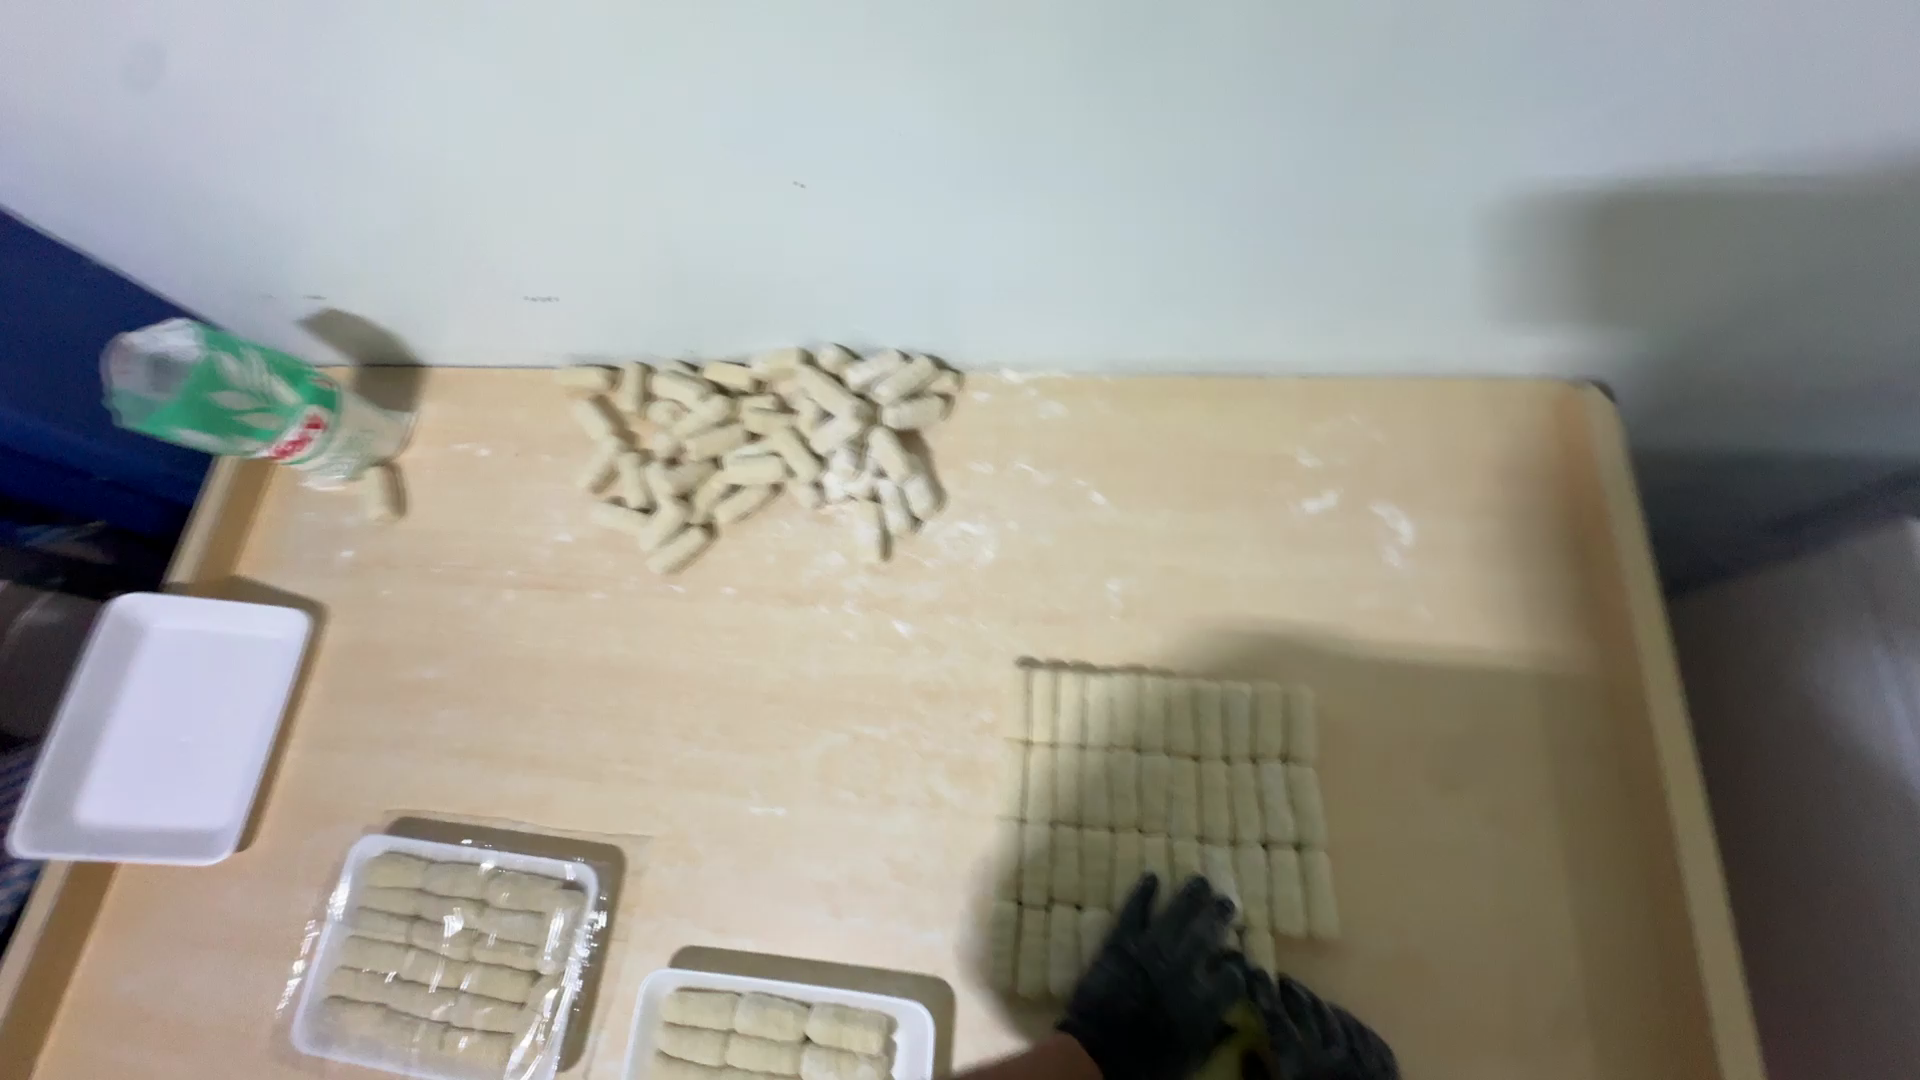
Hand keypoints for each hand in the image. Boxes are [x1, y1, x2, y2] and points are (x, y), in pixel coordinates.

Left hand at [1058, 874, 1245, 1079]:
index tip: (1237, 959)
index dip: (1236, 966)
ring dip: (1189, 896)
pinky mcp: (1121, 942)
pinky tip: (1152, 876)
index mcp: (1201, 1001)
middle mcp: (1180, 969)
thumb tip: (1233, 1023)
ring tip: (1201, 881)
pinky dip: (1143, 892)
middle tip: (1227, 902)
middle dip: (1218, 916)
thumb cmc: (1147, 1063)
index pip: (1231, 975)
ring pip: (1175, 914)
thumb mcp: (1190, 1057)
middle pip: (1206, 934)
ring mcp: (1149, 951)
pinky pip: (1134, 910)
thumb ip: (1213, 1036)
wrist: (1097, 1053)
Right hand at [1239, 961, 1398, 1079]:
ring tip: (1307, 999)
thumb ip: (1259, 1077)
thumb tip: (1247, 1051)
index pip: (1276, 1015)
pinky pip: (1364, 1034)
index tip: (1254, 973)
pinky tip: (1341, 1020)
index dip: (1264, 991)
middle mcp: (1330, 1051)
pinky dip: (1348, 1023)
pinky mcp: (1384, 1067)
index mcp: (1300, 1061)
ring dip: (1318, 1004)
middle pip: (1307, 1008)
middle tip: (1279, 982)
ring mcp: (1360, 1057)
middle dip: (1291, 991)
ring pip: (1335, 1016)